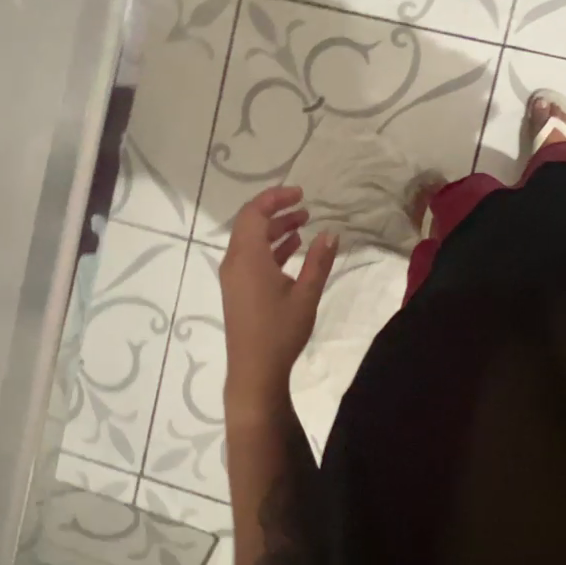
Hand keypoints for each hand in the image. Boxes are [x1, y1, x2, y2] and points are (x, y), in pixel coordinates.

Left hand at [220, 187, 337, 416]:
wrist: (254, 371)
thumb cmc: (280, 331)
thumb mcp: (306, 294)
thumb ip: (318, 261)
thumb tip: (331, 233)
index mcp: (247, 257)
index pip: (255, 213)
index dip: (276, 198)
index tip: (301, 193)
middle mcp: (235, 261)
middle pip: (250, 222)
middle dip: (276, 210)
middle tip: (304, 206)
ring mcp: (234, 276)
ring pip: (251, 240)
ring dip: (275, 229)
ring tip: (304, 224)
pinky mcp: (237, 289)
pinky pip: (250, 256)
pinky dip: (270, 247)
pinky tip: (293, 248)